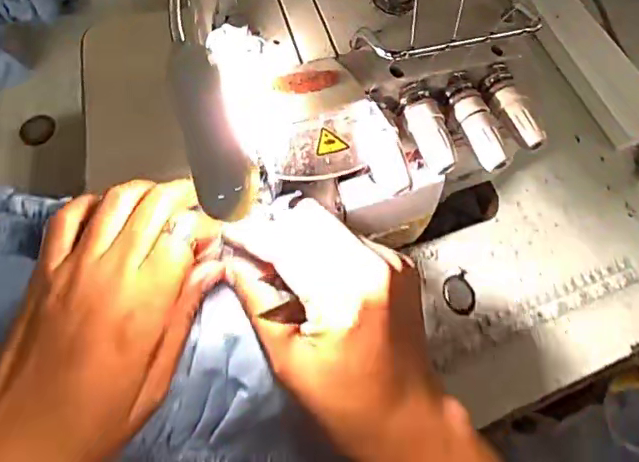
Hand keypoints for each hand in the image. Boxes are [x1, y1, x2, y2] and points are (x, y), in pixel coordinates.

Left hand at [0, 180, 222, 461]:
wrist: (13, 448)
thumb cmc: (91, 425)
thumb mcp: (153, 384)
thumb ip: (183, 315)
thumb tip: (213, 267)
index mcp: (143, 301)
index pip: (185, 230)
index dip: (205, 227)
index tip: (210, 241)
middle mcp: (110, 270)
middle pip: (156, 202)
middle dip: (184, 197)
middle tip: (195, 211)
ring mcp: (73, 265)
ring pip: (117, 197)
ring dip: (146, 192)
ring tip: (159, 205)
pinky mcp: (44, 269)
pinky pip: (70, 214)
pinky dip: (94, 202)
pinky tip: (109, 214)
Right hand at [225, 199, 497, 461]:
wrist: (407, 418)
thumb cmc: (352, 407)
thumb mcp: (290, 363)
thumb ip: (260, 305)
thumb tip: (236, 263)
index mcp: (348, 294)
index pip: (288, 244)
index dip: (253, 235)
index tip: (230, 233)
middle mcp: (375, 265)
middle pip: (310, 221)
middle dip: (275, 231)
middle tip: (250, 252)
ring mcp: (390, 259)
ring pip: (328, 224)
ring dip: (298, 237)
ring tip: (281, 271)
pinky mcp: (397, 259)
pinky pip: (348, 238)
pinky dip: (324, 248)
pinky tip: (313, 277)